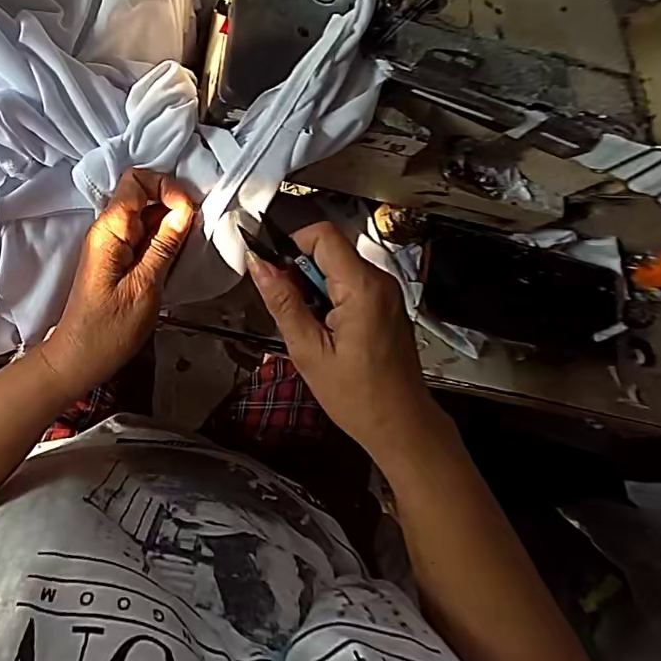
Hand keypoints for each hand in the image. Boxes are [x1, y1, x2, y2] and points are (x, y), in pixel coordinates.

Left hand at [33, 169, 196, 393]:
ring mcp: (112, 244)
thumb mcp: (144, 288)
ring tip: (186, 249)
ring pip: (147, 216)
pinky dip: (163, 241)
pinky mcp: (118, 259)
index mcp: (109, 231)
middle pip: (143, 195)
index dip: (166, 187)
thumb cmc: (107, 331)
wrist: (78, 359)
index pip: (136, 181)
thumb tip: (185, 211)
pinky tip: (175, 259)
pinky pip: (144, 236)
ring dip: (171, 226)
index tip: (188, 211)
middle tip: (193, 232)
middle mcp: (108, 230)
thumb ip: (165, 246)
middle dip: (173, 206)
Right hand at [245, 221, 430, 449]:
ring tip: (309, 324)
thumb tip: (259, 264)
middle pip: (329, 248)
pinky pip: (350, 282)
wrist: (402, 426)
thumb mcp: (308, 350)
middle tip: (289, 308)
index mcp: (362, 288)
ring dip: (314, 285)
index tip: (273, 271)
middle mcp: (380, 282)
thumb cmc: (359, 396)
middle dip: (300, 270)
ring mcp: (387, 292)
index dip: (291, 245)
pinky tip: (326, 328)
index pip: (322, 234)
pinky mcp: (386, 303)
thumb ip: (282, 301)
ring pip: (337, 265)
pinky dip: (330, 295)